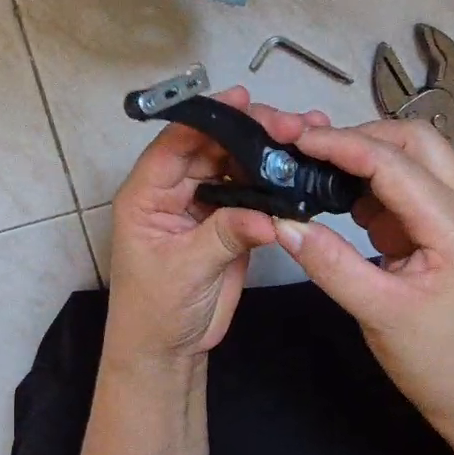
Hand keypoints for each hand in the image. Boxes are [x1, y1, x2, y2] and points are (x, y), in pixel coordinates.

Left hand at [104, 88, 330, 367]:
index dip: (208, 119)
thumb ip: (224, 235)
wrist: (167, 352)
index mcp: (147, 193)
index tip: (243, 101)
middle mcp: (174, 190)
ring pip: (234, 165)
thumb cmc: (155, 310)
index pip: (176, 143)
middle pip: (211, 147)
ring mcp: (203, 204)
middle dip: (249, 132)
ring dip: (266, 152)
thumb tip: (269, 216)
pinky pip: (251, 192)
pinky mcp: (229, 222)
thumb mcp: (184, 270)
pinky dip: (274, 182)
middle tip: (291, 124)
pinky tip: (302, 169)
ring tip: (306, 137)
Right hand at [273, 120, 453, 440]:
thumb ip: (330, 264)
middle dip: (360, 136)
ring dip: (366, 154)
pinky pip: (405, 182)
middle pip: (414, 140)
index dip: (341, 145)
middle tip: (311, 152)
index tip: (295, 142)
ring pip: (412, 154)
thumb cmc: (437, 360)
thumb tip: (282, 221)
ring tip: (316, 168)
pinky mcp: (442, 225)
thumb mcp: (378, 313)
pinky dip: (369, 180)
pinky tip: (338, 198)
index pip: (393, 163)